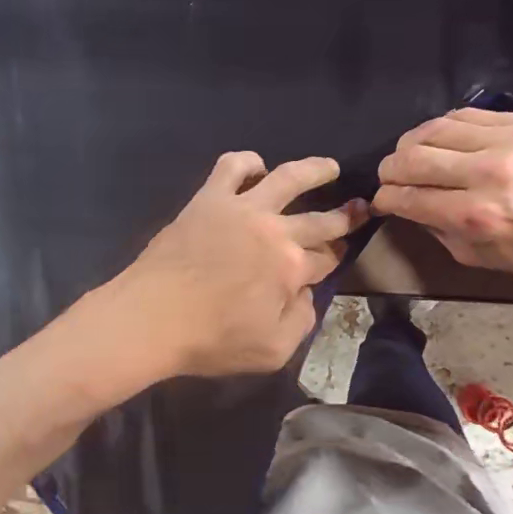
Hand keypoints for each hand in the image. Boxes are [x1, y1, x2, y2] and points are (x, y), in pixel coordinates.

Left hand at [109, 152, 367, 377]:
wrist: (151, 318)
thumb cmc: (211, 340)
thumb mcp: (273, 351)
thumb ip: (301, 321)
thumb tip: (305, 294)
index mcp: (292, 268)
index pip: (327, 258)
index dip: (337, 257)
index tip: (341, 254)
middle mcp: (274, 230)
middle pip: (319, 218)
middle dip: (346, 214)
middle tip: (362, 207)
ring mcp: (241, 209)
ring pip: (287, 177)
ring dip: (314, 170)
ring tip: (329, 167)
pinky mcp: (208, 199)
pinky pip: (232, 167)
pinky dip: (249, 162)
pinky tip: (257, 167)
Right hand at [373, 108, 512, 286]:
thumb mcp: (482, 259)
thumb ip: (440, 233)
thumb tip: (413, 208)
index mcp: (473, 216)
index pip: (408, 197)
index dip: (385, 198)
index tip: (382, 199)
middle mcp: (484, 174)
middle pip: (412, 158)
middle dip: (390, 169)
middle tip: (390, 176)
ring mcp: (505, 141)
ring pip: (434, 129)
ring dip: (411, 143)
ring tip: (410, 153)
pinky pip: (466, 114)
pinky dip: (444, 127)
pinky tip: (441, 138)